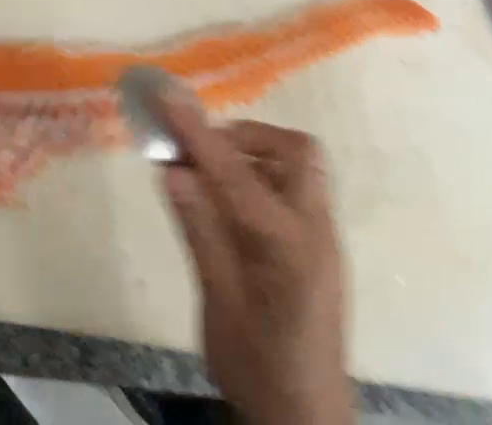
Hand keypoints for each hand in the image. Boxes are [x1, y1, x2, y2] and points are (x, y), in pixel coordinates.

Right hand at [159, 98, 352, 424]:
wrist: (305, 418)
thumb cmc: (258, 365)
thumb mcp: (219, 301)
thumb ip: (200, 230)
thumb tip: (173, 168)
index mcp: (289, 247)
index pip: (236, 175)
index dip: (197, 134)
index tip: (167, 98)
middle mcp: (316, 231)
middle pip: (296, 153)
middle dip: (246, 137)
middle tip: (199, 151)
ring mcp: (323, 240)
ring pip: (298, 169)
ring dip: (252, 157)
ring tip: (207, 177)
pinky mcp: (319, 251)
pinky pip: (292, 193)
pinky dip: (258, 181)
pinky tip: (225, 206)